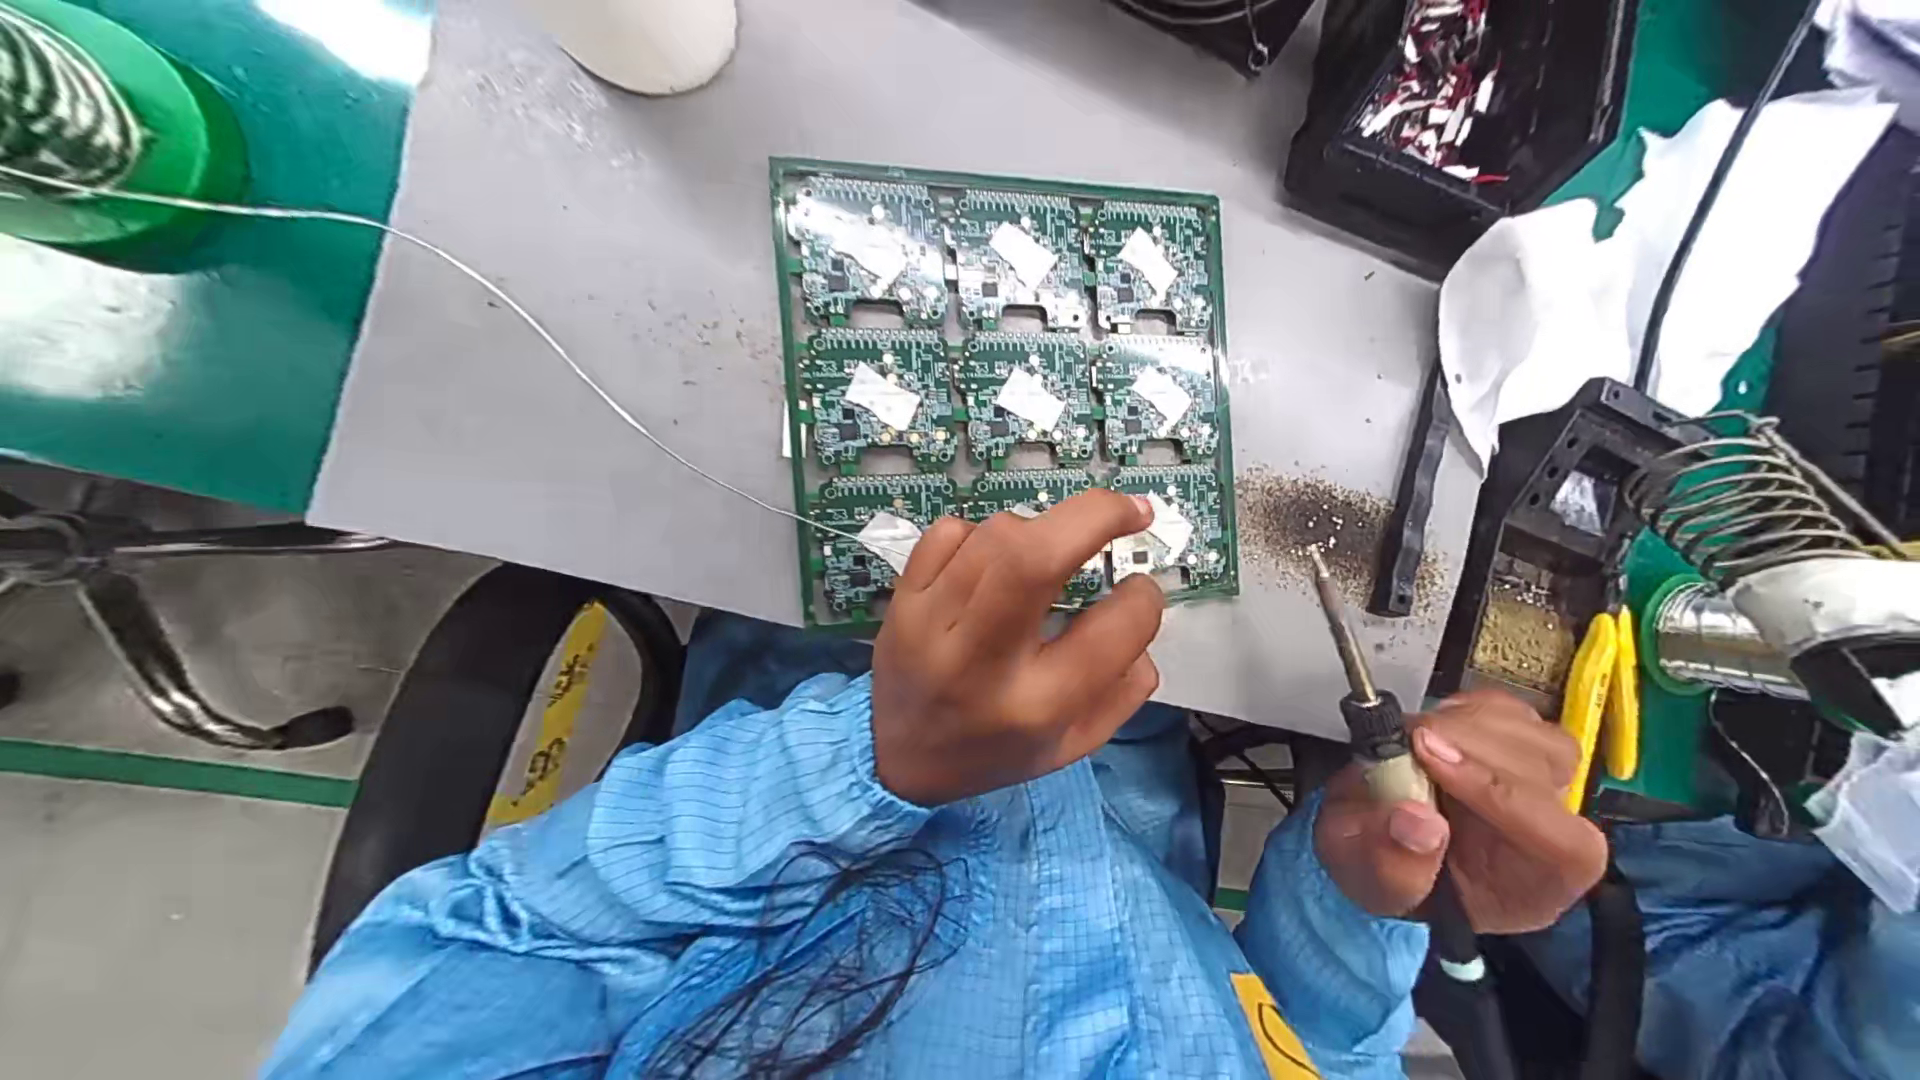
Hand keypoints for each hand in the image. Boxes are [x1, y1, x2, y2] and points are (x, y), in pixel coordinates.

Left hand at [870, 490, 1165, 804]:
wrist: (897, 759)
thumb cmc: (992, 752)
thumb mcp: (1071, 746)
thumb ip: (1124, 690)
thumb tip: (1142, 609)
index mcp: (1035, 706)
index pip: (1111, 633)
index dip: (1143, 598)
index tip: (1140, 587)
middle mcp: (981, 660)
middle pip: (1034, 559)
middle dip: (1095, 516)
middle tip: (1129, 511)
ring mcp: (931, 622)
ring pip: (994, 537)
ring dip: (1041, 525)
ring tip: (1056, 544)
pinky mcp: (903, 598)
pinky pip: (948, 533)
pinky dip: (983, 531)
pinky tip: (993, 558)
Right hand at [1314, 688, 1607, 932]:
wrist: (1379, 844)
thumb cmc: (1387, 871)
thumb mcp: (1373, 884)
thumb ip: (1393, 865)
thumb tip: (1417, 819)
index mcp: (1534, 880)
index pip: (1556, 836)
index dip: (1494, 789)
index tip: (1426, 755)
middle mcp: (1552, 829)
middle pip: (1543, 770)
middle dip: (1464, 745)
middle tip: (1401, 741)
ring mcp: (1538, 783)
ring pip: (1532, 734)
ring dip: (1464, 725)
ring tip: (1410, 738)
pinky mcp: (1511, 746)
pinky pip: (1508, 711)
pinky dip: (1465, 707)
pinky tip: (1430, 727)